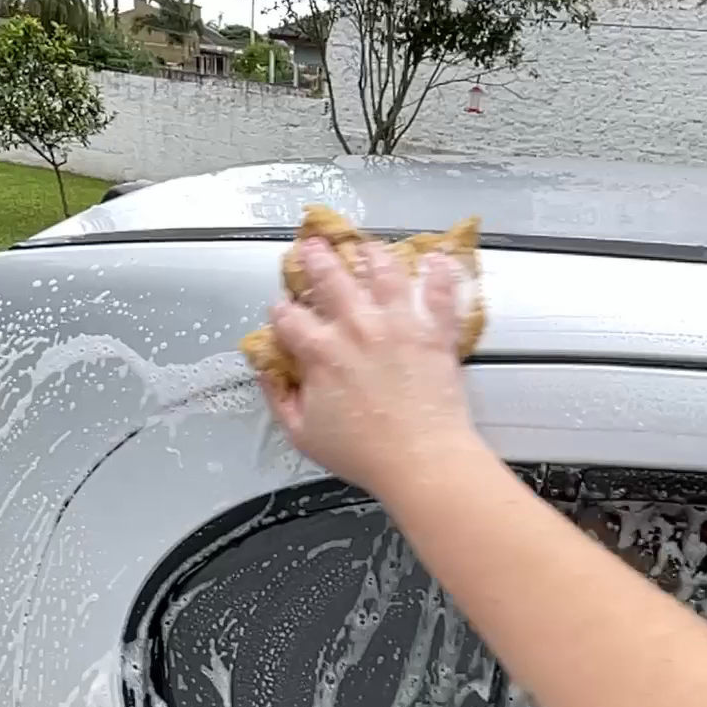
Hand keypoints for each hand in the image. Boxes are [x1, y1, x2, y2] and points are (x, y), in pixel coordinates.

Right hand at [259, 238, 485, 500]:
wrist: (421, 460)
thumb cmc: (361, 453)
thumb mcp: (302, 435)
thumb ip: (279, 399)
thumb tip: (267, 371)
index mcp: (320, 351)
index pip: (288, 317)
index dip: (281, 312)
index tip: (282, 312)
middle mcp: (356, 326)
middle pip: (330, 277)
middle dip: (316, 258)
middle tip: (312, 247)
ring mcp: (398, 324)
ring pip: (383, 271)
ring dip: (371, 254)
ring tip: (368, 248)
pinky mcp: (434, 331)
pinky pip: (439, 292)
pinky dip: (439, 273)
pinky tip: (437, 259)